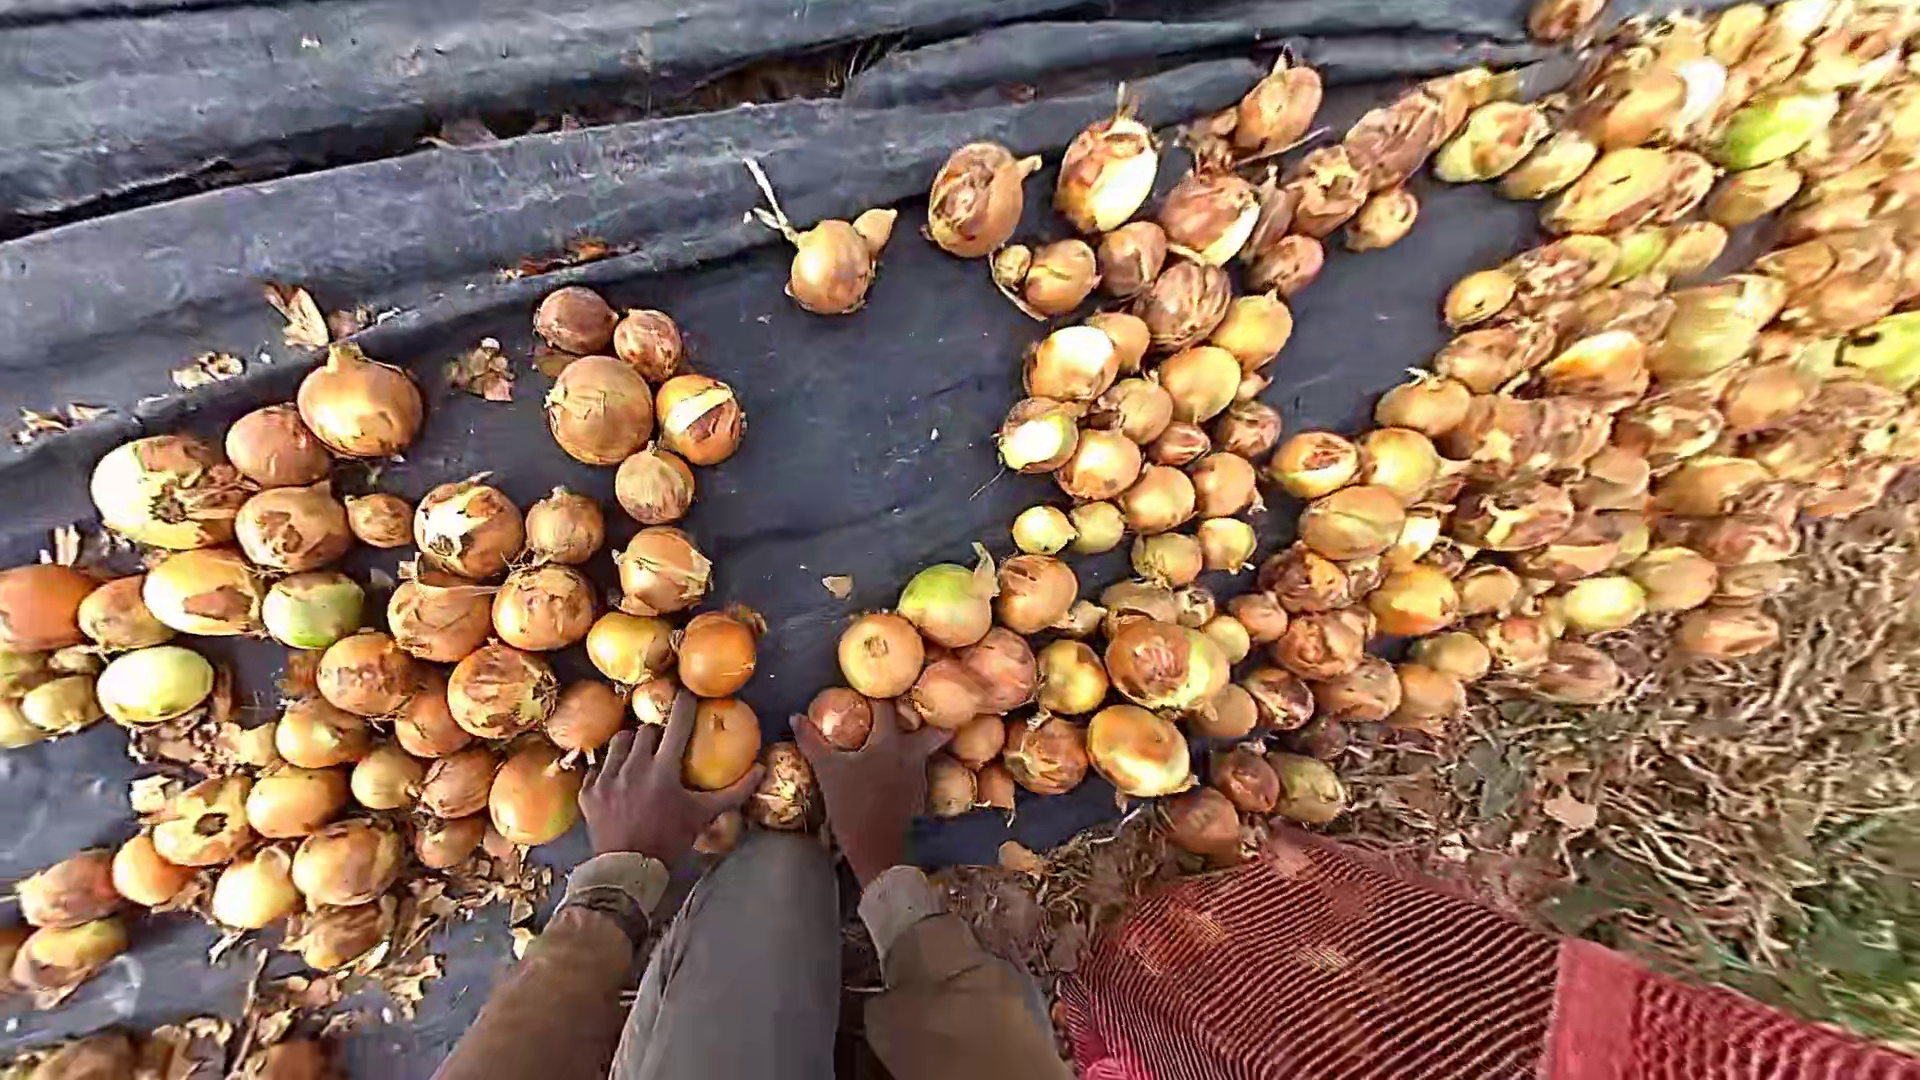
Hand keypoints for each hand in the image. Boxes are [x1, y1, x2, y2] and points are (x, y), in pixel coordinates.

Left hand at [581, 691, 763, 862]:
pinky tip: (617, 777)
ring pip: (619, 742)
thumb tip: (761, 769)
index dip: (683, 705)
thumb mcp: (705, 813)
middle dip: (656, 732)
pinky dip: (609, 767)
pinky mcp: (588, 792)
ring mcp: (607, 779)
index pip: (676, 725)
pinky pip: (597, 766)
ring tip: (638, 754)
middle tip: (663, 741)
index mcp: (663, 770)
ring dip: (631, 744)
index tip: (685, 694)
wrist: (627, 871)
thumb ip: (735, 792)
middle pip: (645, 731)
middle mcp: (633, 768)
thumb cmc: (671, 838)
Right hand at [795, 699, 951, 885]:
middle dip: (927, 713)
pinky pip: (921, 765)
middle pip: (931, 726)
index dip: (878, 694)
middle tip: (912, 702)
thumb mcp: (829, 773)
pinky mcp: (920, 791)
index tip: (870, 687)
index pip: (887, 706)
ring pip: (928, 745)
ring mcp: (920, 772)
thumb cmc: (854, 808)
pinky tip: (899, 761)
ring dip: (921, 735)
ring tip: (907, 727)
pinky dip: (913, 757)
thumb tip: (796, 717)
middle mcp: (912, 752)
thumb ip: (812, 742)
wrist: (880, 852)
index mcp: (891, 741)